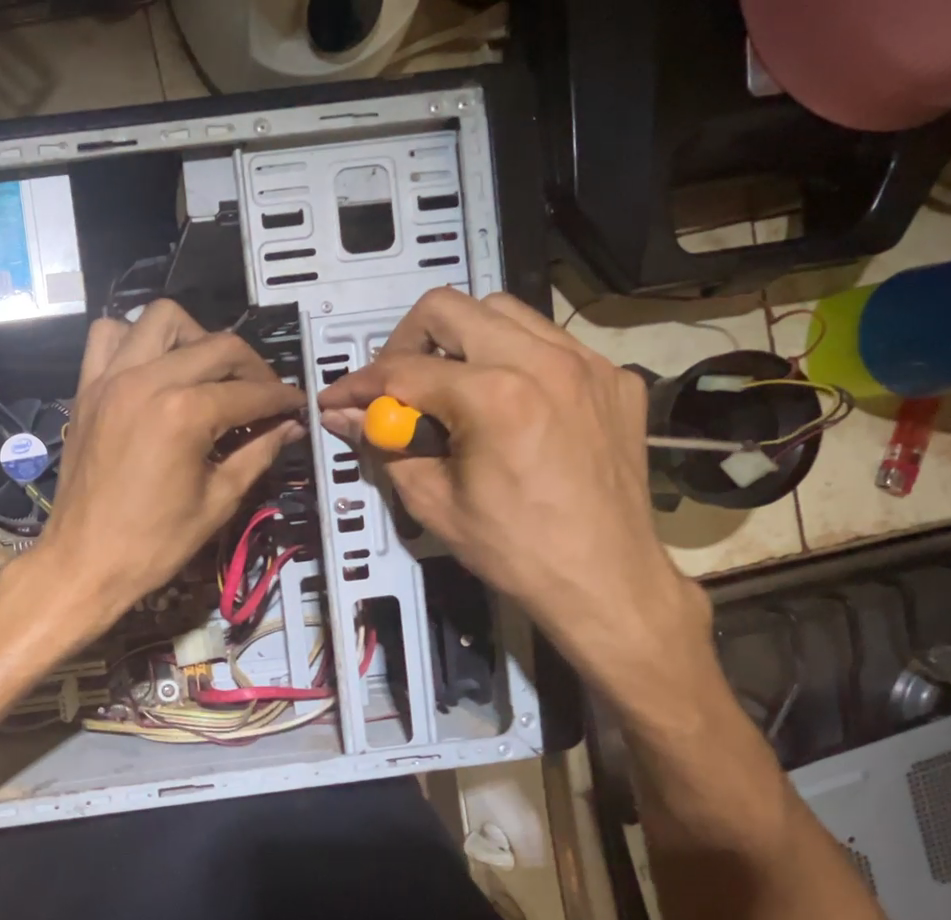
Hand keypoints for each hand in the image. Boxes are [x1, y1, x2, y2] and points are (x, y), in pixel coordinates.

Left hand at [33, 300, 305, 626]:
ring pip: (162, 319)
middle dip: (251, 367)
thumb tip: (289, 427)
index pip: (249, 392)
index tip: (296, 406)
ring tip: (208, 372)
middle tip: (263, 396)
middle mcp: (147, 381)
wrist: (83, 562)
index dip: (281, 399)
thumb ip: (257, 454)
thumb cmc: (152, 544)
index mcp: (184, 413)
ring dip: (195, 337)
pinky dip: (134, 338)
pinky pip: (108, 335)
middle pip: (217, 346)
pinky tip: (153, 366)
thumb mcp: (217, 502)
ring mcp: (111, 379)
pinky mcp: (87, 388)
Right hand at [318, 288, 708, 677]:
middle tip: (395, 388)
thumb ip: (385, 447)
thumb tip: (344, 417)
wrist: (605, 580)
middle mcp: (542, 361)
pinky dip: (515, 359)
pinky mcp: (614, 377)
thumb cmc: (513, 550)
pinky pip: (550, 342)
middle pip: (449, 308)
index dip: (358, 385)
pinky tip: (509, 404)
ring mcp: (587, 363)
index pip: (403, 368)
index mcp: (493, 396)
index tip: (336, 401)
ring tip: (450, 388)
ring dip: (462, 340)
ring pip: (503, 311)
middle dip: (406, 343)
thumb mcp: (433, 503)